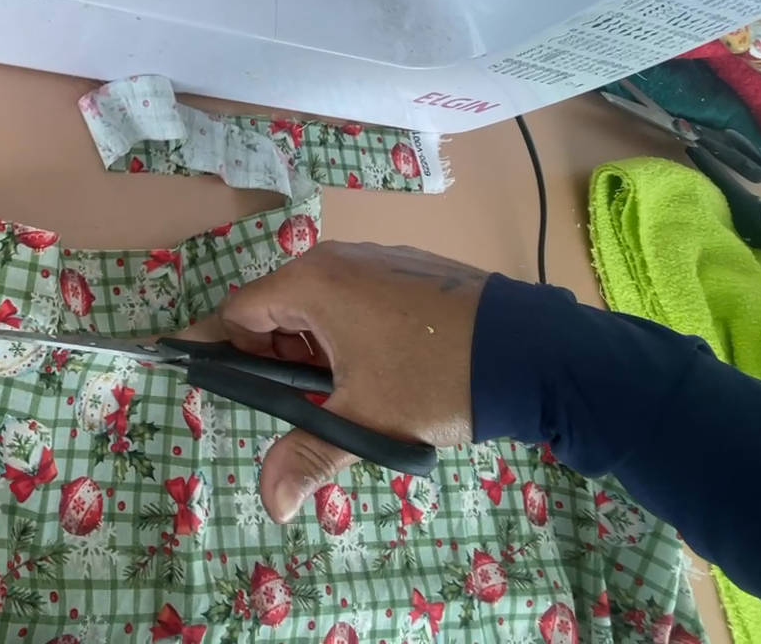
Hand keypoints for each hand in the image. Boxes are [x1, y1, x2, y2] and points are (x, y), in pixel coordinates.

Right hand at [179, 240, 488, 522]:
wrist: (539, 351)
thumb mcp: (369, 421)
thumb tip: (270, 503)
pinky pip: (351, 293)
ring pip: (314, 301)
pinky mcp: (404, 265)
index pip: (237, 311)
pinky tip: (379, 362)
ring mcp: (370, 258)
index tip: (221, 377)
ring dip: (310, 343)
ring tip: (344, 386)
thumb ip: (310, 454)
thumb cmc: (437, 378)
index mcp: (310, 285)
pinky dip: (344, 326)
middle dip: (273, 354)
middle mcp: (331, 260)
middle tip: (298, 397)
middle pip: (274, 306)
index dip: (224, 347)